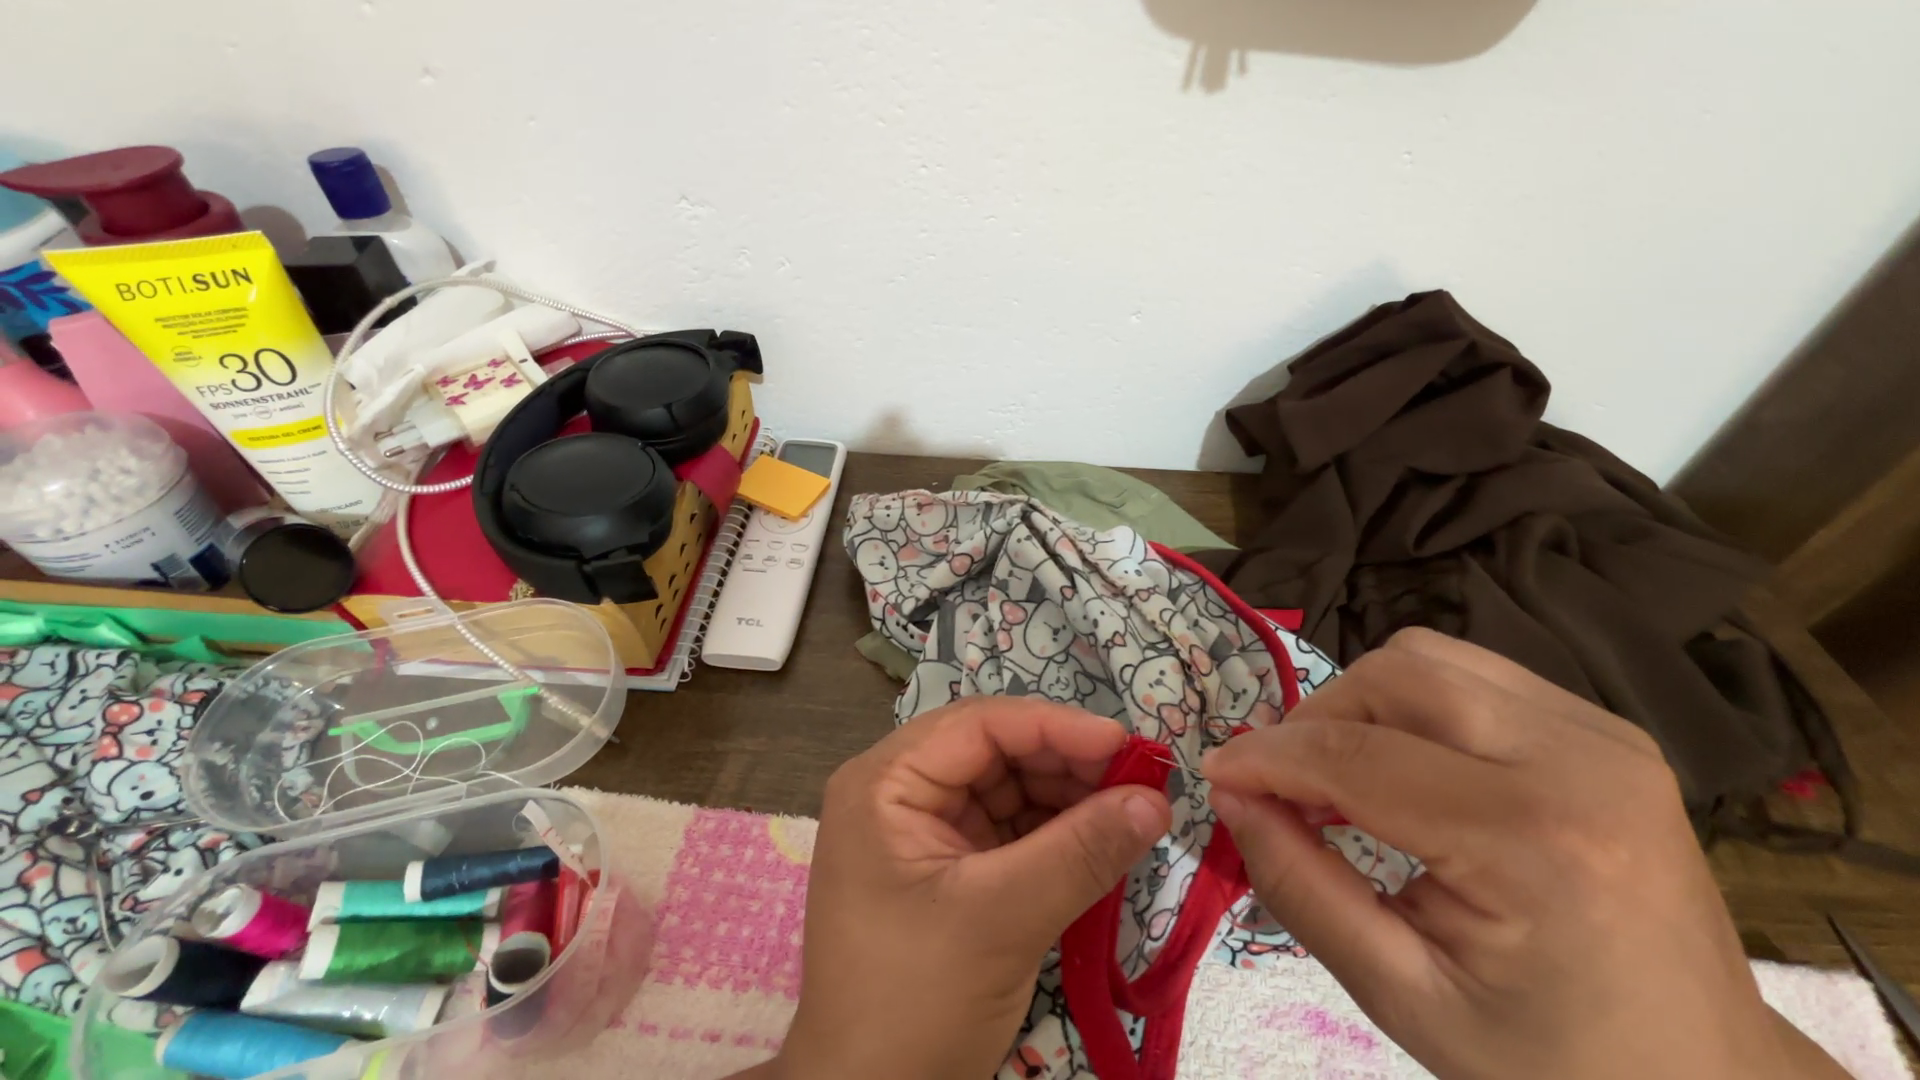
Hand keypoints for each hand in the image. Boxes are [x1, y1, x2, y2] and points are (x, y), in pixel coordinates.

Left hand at [768, 697, 1169, 1079]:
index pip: (978, 726)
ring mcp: (921, 832)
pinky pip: (1008, 831)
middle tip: (1140, 782)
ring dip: (1067, 797)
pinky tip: (1100, 840)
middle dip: (1066, 764)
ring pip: (1007, 789)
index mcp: (885, 783)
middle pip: (994, 752)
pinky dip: (1054, 834)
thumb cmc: (916, 999)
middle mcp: (898, 793)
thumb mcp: (1002, 919)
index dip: (1055, 726)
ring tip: (1130, 812)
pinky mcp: (946, 870)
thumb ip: (1081, 851)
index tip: (1127, 746)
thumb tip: (1157, 798)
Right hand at [1204, 628, 1846, 1079]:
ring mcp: (1605, 735)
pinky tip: (1407, 767)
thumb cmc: (1544, 1058)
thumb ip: (1299, 885)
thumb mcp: (1400, 992)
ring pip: (1432, 659)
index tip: (1215, 772)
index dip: (1269, 757)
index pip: (1360, 756)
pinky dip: (1413, 706)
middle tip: (1286, 785)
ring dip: (1363, 705)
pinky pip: (1474, 677)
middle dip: (1318, 719)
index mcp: (1535, 841)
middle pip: (1398, 674)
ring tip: (1342, 776)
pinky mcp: (1608, 731)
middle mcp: (1580, 760)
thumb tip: (1228, 794)